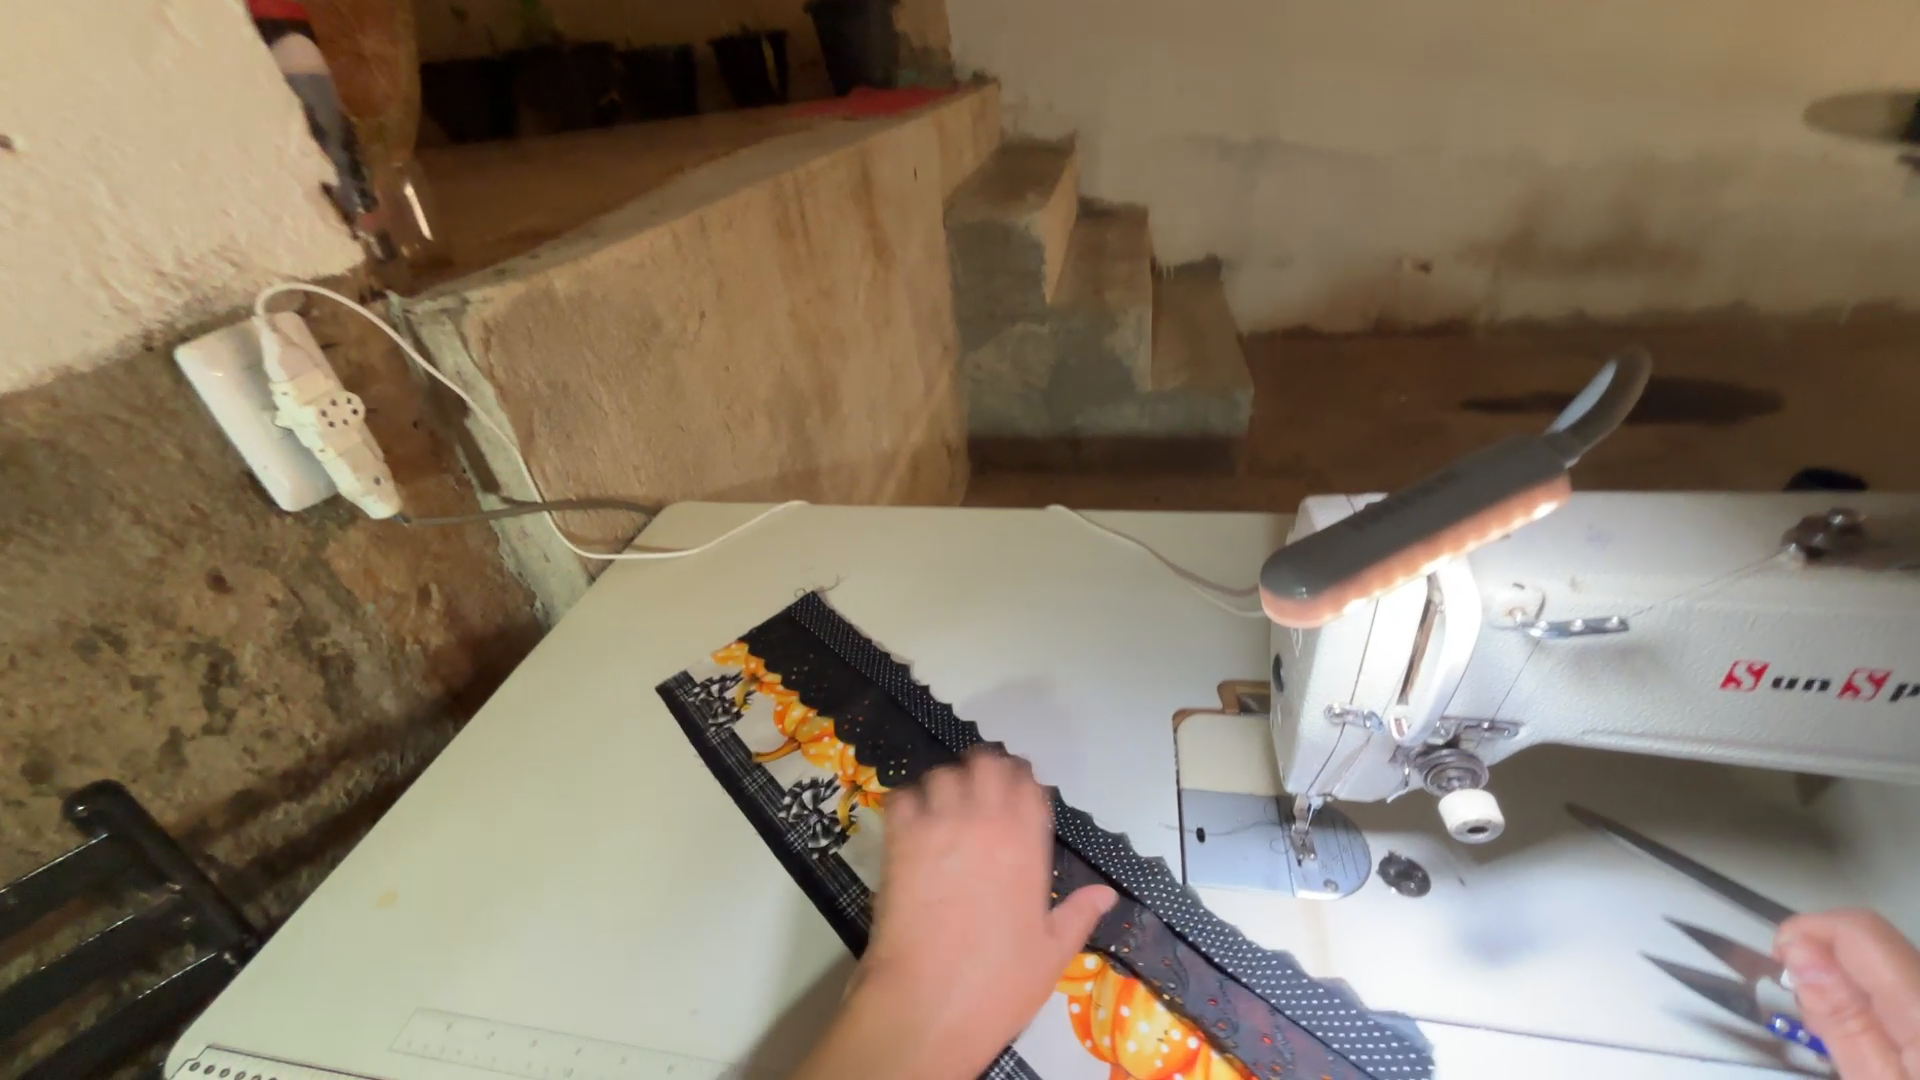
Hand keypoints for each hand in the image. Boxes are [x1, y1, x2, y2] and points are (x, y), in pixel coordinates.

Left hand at [797, 749, 1116, 1079]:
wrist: (927, 1005)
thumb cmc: (997, 984)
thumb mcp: (1051, 954)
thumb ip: (1079, 914)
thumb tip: (1107, 893)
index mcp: (1025, 844)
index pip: (1028, 785)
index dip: (1023, 782)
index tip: (1018, 792)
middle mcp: (984, 822)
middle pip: (987, 765)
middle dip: (986, 771)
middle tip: (982, 792)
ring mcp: (939, 826)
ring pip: (944, 775)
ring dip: (948, 784)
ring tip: (947, 806)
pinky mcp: (900, 840)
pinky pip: (902, 798)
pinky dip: (908, 802)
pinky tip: (913, 822)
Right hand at [1776, 909, 1919, 1077]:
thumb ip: (1841, 1017)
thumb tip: (1799, 951)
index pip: (1859, 930)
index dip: (1808, 934)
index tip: (1784, 967)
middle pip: (1884, 950)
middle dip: (1833, 968)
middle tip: (1817, 1019)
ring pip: (1906, 975)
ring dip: (1865, 991)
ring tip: (1860, 1043)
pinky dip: (1899, 1012)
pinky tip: (1898, 1053)